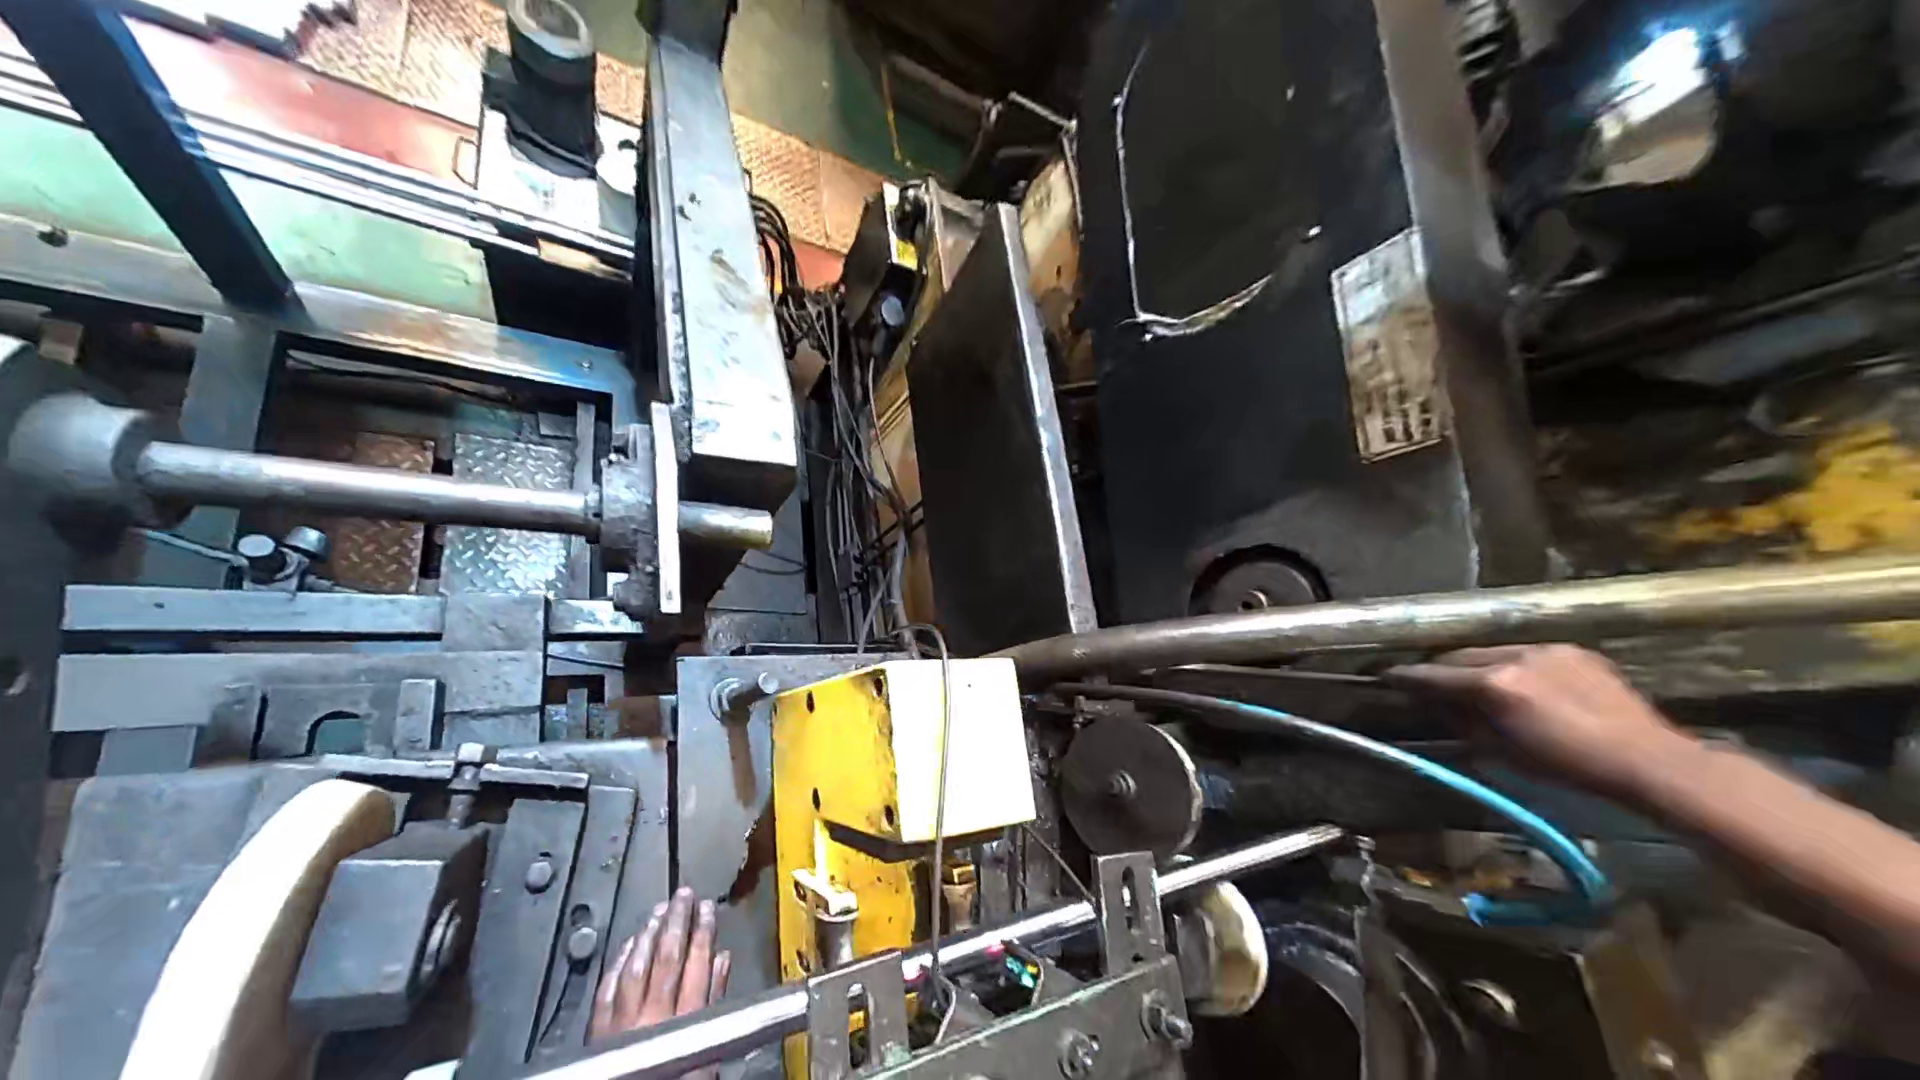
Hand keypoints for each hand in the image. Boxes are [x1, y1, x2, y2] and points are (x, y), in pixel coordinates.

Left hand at [590, 886, 731, 1042]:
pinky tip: (630, 943)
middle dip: (678, 922)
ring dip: (650, 934)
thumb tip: (722, 961)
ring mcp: (621, 1024)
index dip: (704, 931)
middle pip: (667, 957)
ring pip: (637, 966)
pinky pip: (609, 988)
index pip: (697, 963)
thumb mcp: (709, 1061)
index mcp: (685, 1022)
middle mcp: (652, 1017)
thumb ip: (714, 1005)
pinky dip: (621, 961)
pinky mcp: (597, 1033)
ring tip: (661, 909)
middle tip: (685, 894)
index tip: (709, 906)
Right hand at [1388, 644, 1693, 794]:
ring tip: (1476, 684)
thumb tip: (1432, 702)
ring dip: (1476, 665)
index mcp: (1494, 685)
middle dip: (1441, 669)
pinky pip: (1525, 652)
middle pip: (1457, 655)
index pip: (1433, 675)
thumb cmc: (1569, 767)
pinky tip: (1522, 684)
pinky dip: (1512, 665)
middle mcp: (1514, 657)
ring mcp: (1545, 649)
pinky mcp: (1572, 650)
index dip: (1405, 677)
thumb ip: (1461, 720)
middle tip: (1430, 684)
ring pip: (1489, 650)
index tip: (1385, 676)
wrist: (1651, 762)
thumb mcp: (1502, 751)